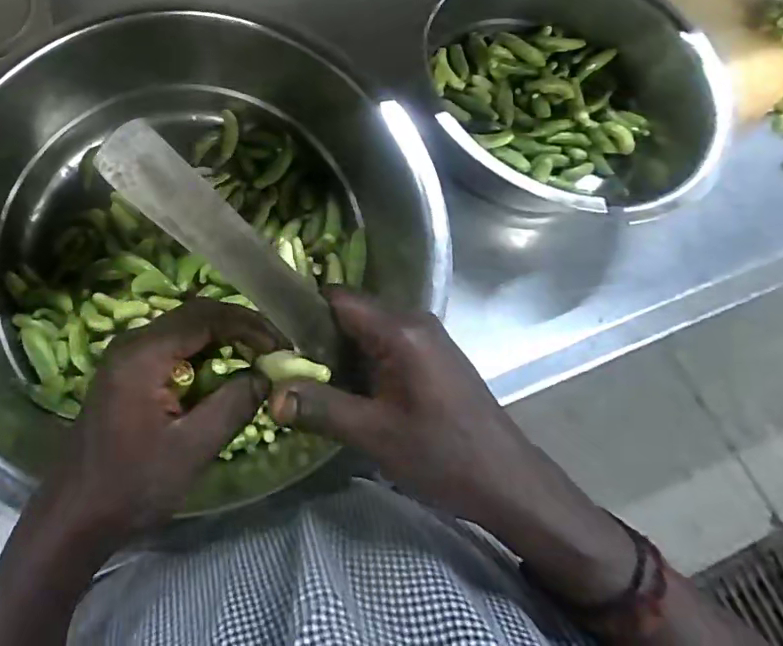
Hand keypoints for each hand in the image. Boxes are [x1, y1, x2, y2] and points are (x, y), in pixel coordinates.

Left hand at [36, 298, 282, 543]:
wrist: (75, 512)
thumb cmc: (133, 483)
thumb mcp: (191, 448)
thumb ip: (232, 406)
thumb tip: (267, 376)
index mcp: (143, 352)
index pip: (204, 315)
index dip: (247, 324)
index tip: (281, 344)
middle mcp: (132, 341)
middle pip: (193, 315)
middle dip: (237, 328)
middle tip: (274, 350)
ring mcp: (126, 354)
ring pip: (183, 329)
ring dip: (220, 339)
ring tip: (257, 359)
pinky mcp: (126, 370)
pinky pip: (170, 346)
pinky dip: (201, 353)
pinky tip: (223, 372)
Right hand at [265, 287, 532, 525]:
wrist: (512, 485)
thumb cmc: (444, 456)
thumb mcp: (375, 435)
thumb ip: (320, 408)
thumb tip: (270, 396)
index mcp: (399, 329)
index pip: (336, 298)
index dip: (301, 311)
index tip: (272, 336)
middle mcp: (412, 320)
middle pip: (349, 312)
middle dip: (315, 336)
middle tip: (284, 365)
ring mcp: (424, 336)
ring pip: (364, 329)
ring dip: (337, 351)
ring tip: (308, 379)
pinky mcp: (430, 355)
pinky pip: (382, 343)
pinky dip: (359, 360)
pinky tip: (346, 389)